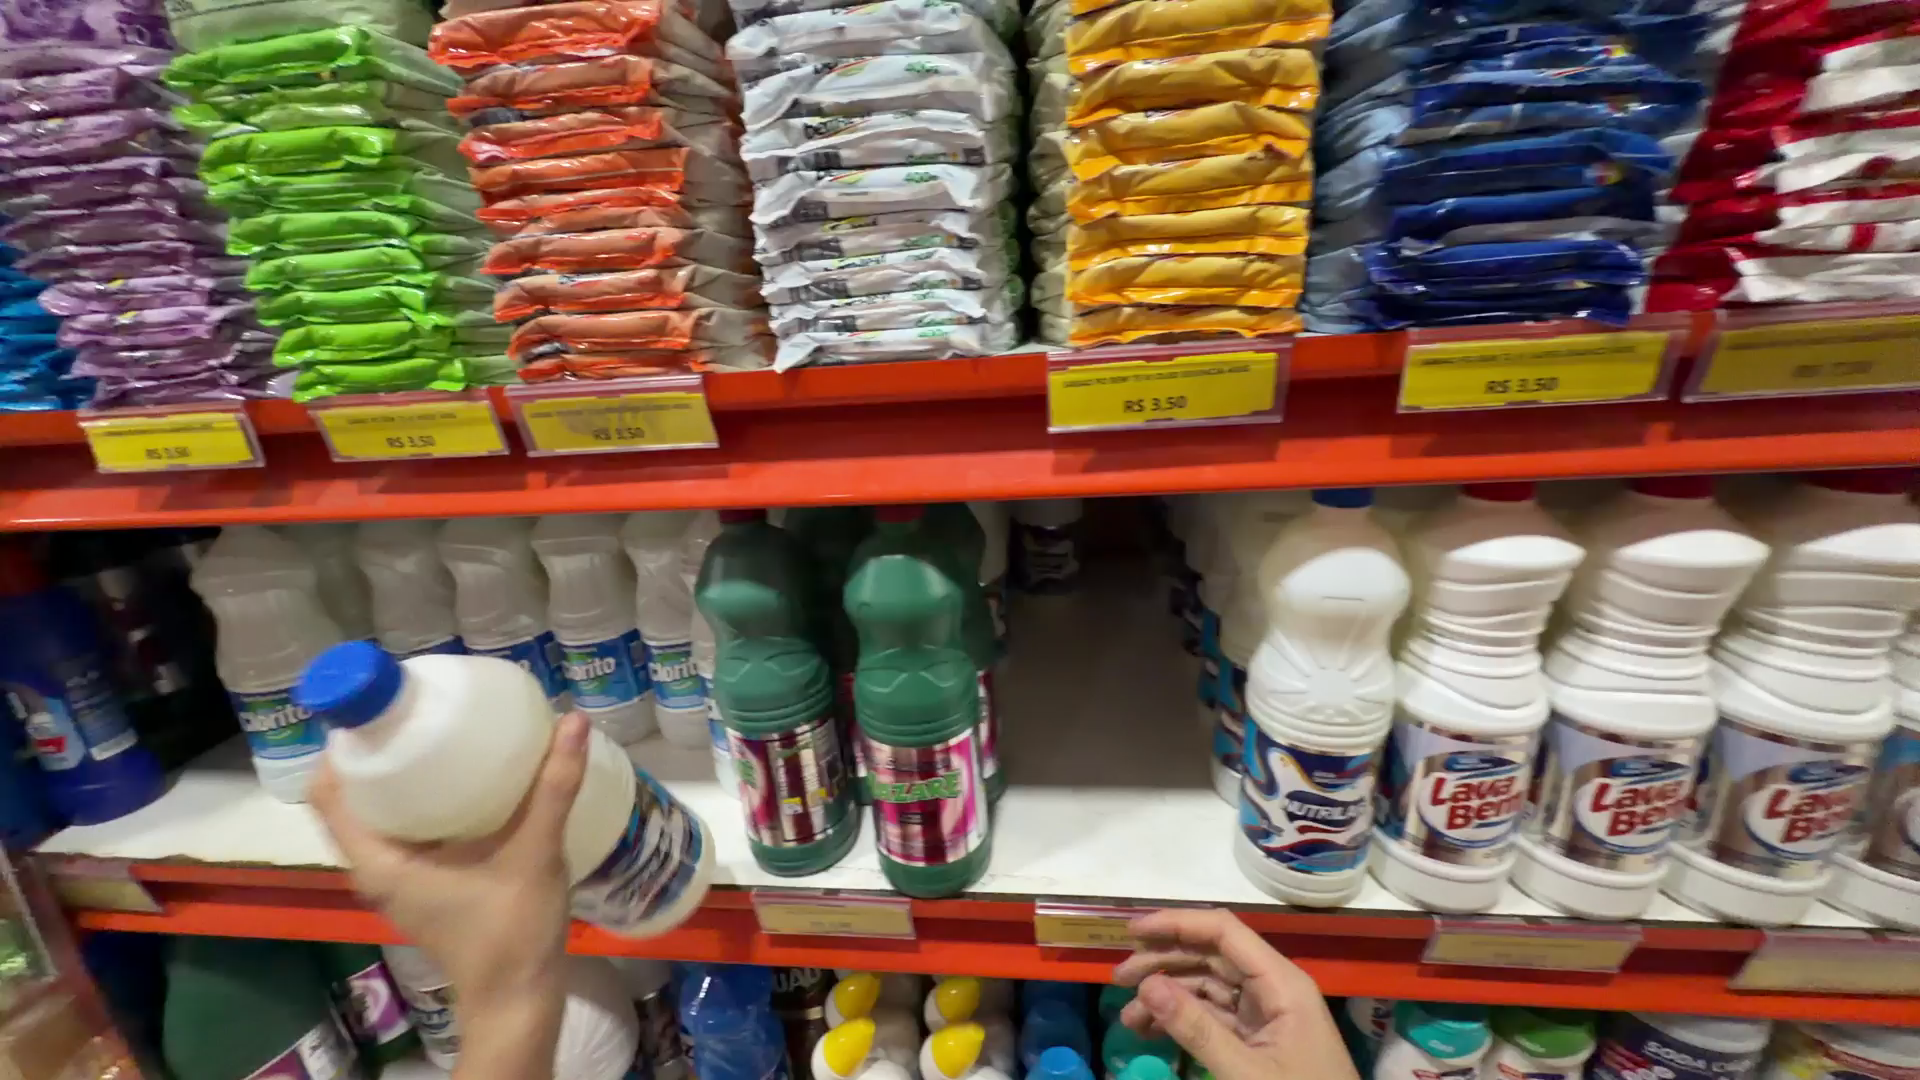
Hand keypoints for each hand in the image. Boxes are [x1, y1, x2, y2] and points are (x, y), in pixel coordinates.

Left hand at [310, 711, 590, 1079]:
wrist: (518, 995)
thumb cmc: (510, 928)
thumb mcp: (535, 850)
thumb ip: (555, 786)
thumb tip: (573, 719)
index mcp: (381, 863)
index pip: (331, 795)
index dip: (347, 745)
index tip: (385, 704)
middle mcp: (380, 867)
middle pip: (360, 797)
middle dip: (387, 750)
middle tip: (430, 705)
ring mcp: (405, 877)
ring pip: (389, 812)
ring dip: (411, 773)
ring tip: (452, 730)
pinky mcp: (432, 881)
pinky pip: (416, 826)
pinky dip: (434, 796)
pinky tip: (477, 777)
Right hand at [1112, 909, 1359, 1079]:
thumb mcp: (1247, 1076)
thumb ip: (1196, 1029)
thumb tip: (1147, 985)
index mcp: (1281, 982)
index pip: (1222, 931)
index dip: (1177, 924)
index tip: (1133, 932)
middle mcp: (1272, 988)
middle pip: (1209, 956)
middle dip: (1163, 963)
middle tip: (1119, 980)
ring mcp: (1265, 1015)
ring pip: (1206, 986)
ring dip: (1166, 996)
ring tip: (1128, 1017)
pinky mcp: (1259, 1042)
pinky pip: (1212, 1016)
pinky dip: (1180, 1020)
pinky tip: (1150, 1031)